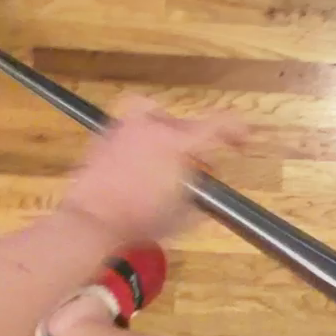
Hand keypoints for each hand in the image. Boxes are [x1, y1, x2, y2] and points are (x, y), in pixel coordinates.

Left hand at [60, 98, 243, 243]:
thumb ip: (197, 196)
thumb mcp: (182, 215)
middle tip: (197, 163)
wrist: (91, 220)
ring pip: (154, 114)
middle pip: (184, 123)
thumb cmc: (139, 221)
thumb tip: (199, 188)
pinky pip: (127, 125)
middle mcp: (151, 126)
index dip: (237, 130)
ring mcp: (124, 127)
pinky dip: (138, 136)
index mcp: (177, 143)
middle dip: (196, 141)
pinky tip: (137, 157)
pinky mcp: (102, 136)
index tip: (244, 138)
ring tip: (165, 150)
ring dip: (166, 130)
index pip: (217, 125)